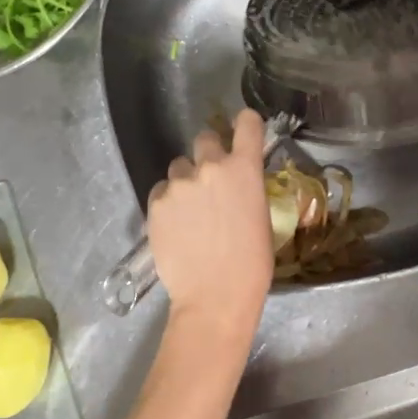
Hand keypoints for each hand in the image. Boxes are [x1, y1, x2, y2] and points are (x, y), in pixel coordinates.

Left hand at [147, 109, 272, 336]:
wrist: (215, 295)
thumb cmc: (252, 263)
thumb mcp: (262, 216)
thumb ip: (247, 188)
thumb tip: (238, 181)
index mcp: (245, 169)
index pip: (247, 123)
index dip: (245, 124)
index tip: (242, 130)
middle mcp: (210, 167)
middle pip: (205, 138)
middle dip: (209, 154)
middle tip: (212, 180)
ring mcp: (179, 184)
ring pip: (179, 167)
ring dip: (186, 180)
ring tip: (191, 211)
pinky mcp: (156, 203)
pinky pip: (162, 191)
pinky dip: (169, 203)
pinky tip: (177, 226)